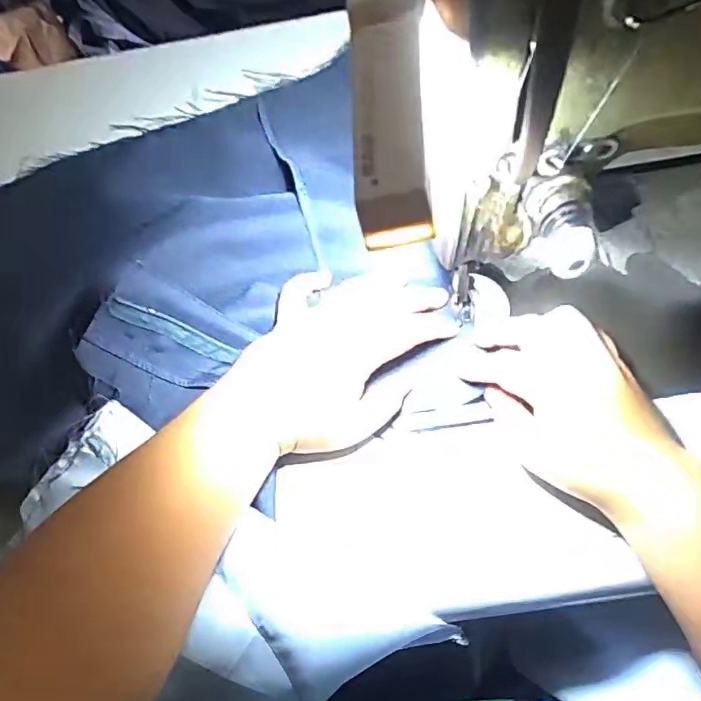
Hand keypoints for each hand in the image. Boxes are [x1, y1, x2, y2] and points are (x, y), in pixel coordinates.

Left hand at [212, 272, 458, 455]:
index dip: (430, 327)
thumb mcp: (354, 426)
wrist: (251, 416)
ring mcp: (310, 322)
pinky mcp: (285, 325)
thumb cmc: (303, 425)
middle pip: (384, 305)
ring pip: (350, 293)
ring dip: (377, 282)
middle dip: (415, 297)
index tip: (449, 326)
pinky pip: (297, 295)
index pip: (404, 332)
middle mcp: (338, 328)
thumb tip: (405, 387)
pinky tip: (324, 277)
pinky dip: (309, 282)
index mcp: (359, 353)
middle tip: (438, 294)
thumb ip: (384, 405)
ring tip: (399, 274)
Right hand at [463, 305, 689, 519]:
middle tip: (482, 340)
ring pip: (561, 321)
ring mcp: (598, 354)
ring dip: (534, 324)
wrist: (644, 471)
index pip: (502, 364)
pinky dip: (563, 331)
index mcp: (546, 378)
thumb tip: (494, 393)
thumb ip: (508, 415)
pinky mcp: (616, 360)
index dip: (477, 365)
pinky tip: (555, 345)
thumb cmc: (585, 467)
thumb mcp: (532, 449)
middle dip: (502, 333)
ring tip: (517, 337)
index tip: (462, 367)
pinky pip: (585, 330)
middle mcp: (573, 355)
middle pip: (530, 329)